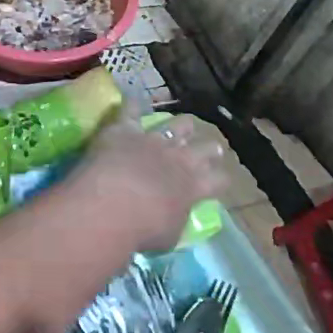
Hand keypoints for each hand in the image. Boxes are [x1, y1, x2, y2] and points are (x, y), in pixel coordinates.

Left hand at [68, 116, 228, 251]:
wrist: (112, 202)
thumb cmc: (143, 229)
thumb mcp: (170, 234)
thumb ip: (175, 217)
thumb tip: (172, 213)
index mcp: (193, 187)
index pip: (218, 180)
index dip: (219, 178)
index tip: (219, 177)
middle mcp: (178, 159)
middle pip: (203, 148)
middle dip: (208, 148)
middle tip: (212, 147)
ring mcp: (152, 141)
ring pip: (175, 126)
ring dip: (182, 125)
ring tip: (187, 122)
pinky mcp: (125, 129)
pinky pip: (131, 111)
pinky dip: (133, 105)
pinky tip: (134, 99)